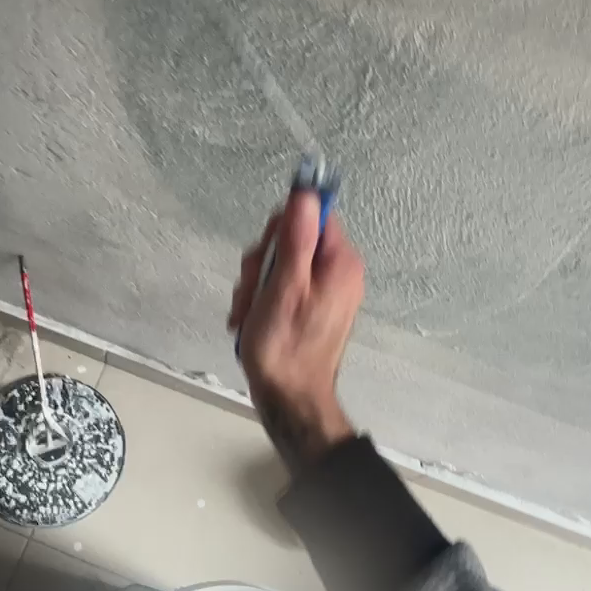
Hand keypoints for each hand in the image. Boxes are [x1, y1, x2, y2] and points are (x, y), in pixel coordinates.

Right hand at [228, 188, 364, 472]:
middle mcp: (337, 273)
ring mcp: (322, 292)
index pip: (311, 215)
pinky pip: (279, 287)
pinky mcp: (307, 308)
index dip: (282, 230)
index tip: (268, 256)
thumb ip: (295, 237)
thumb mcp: (285, 286)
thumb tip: (305, 191)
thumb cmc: (284, 347)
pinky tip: (251, 321)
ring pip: (278, 264)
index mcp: (340, 262)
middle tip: (254, 292)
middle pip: (290, 239)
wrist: (288, 399)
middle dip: (261, 263)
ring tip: (251, 313)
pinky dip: (260, 300)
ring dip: (255, 285)